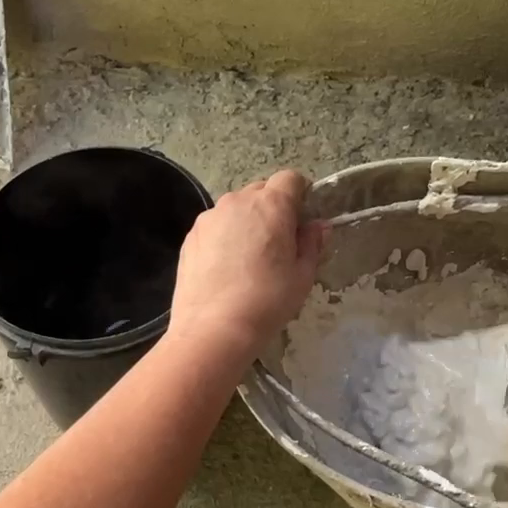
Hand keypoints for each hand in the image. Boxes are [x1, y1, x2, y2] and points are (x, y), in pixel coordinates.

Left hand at [168, 169, 327, 357]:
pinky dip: (224, 238)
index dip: (299, 196)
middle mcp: (237, 202)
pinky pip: (215, 227)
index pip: (290, 179)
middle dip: (272, 209)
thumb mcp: (302, 276)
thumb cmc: (267, 301)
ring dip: (247, 222)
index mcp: (271, 205)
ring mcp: (209, 218)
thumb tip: (318, 226)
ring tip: (248, 260)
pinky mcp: (190, 237)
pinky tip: (226, 269)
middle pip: (261, 191)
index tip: (300, 222)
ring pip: (235, 209)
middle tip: (278, 245)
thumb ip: (312, 244)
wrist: (213, 329)